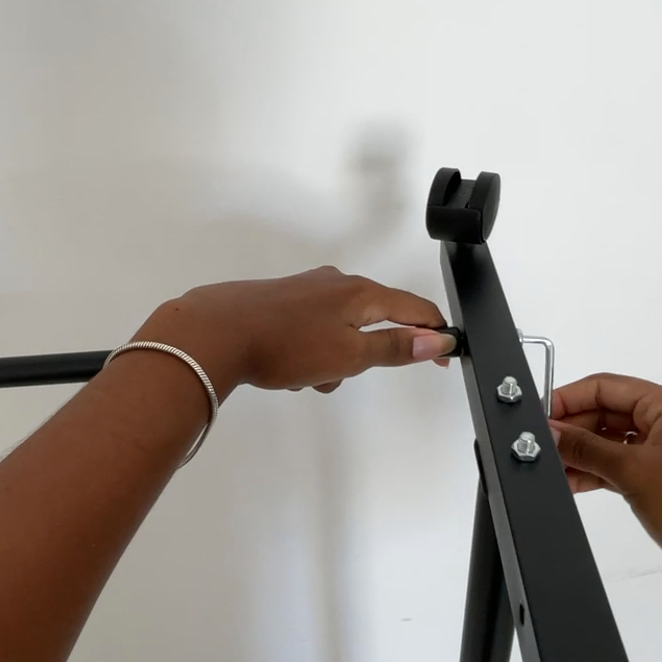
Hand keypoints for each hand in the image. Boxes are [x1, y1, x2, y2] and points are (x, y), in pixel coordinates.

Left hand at [134, 267, 455, 395]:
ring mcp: (306, 292)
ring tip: (305, 377)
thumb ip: (395, 347)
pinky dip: (308, 356)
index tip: (446, 356)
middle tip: (339, 375)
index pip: (414, 309)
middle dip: (363, 357)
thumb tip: (436, 340)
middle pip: (373, 322)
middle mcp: (335, 284)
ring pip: (339, 334)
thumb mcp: (350, 354)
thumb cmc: (281, 343)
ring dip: (331, 362)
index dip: (434, 334)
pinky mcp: (281, 304)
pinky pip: (312, 335)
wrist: (215, 334)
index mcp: (360, 293)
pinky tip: (285, 370)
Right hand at [545, 373, 661, 615]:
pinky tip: (571, 485)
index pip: (607, 387)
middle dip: (573, 428)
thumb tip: (547, 432)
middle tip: (538, 448)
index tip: (535, 418)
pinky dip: (597, 474)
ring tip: (549, 470)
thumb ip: (585, 448)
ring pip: (614, 443)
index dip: (568, 398)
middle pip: (609, 413)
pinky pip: (623, 469)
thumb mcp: (634, 471)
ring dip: (582, 454)